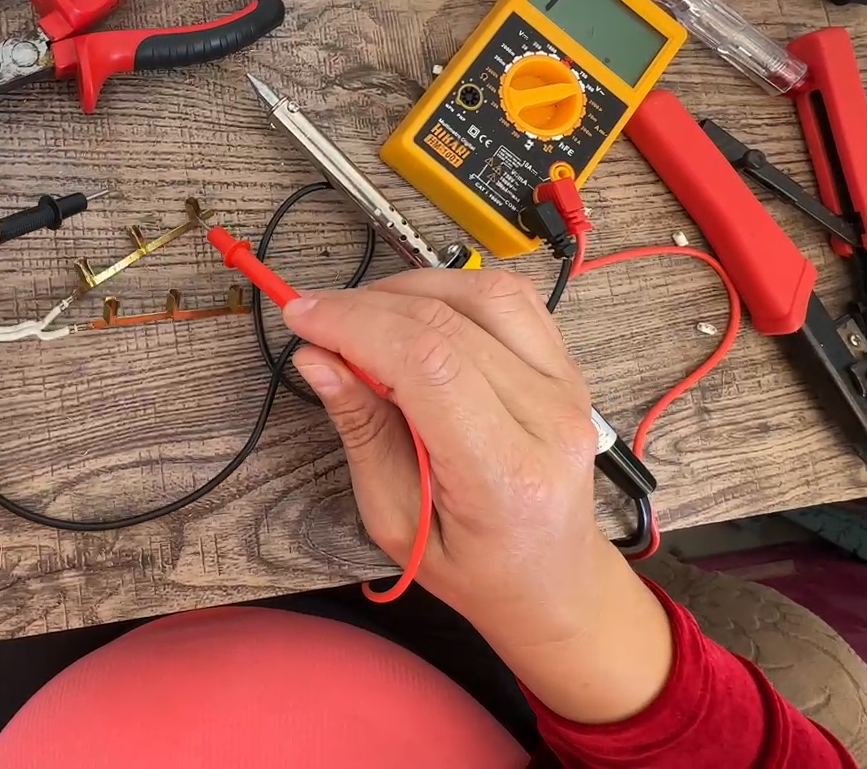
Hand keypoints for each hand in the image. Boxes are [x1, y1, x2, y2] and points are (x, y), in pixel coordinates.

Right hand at [282, 269, 672, 722]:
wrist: (553, 578)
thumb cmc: (472, 565)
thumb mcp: (394, 519)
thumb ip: (361, 431)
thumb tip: (316, 358)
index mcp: (506, 474)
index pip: (427, 364)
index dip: (355, 325)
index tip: (299, 318)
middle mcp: (550, 417)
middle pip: (445, 322)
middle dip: (362, 306)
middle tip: (312, 316)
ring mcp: (567, 383)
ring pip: (480, 292)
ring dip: (405, 289)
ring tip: (361, 315)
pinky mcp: (565, 363)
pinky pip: (506, 295)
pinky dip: (447, 286)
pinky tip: (411, 309)